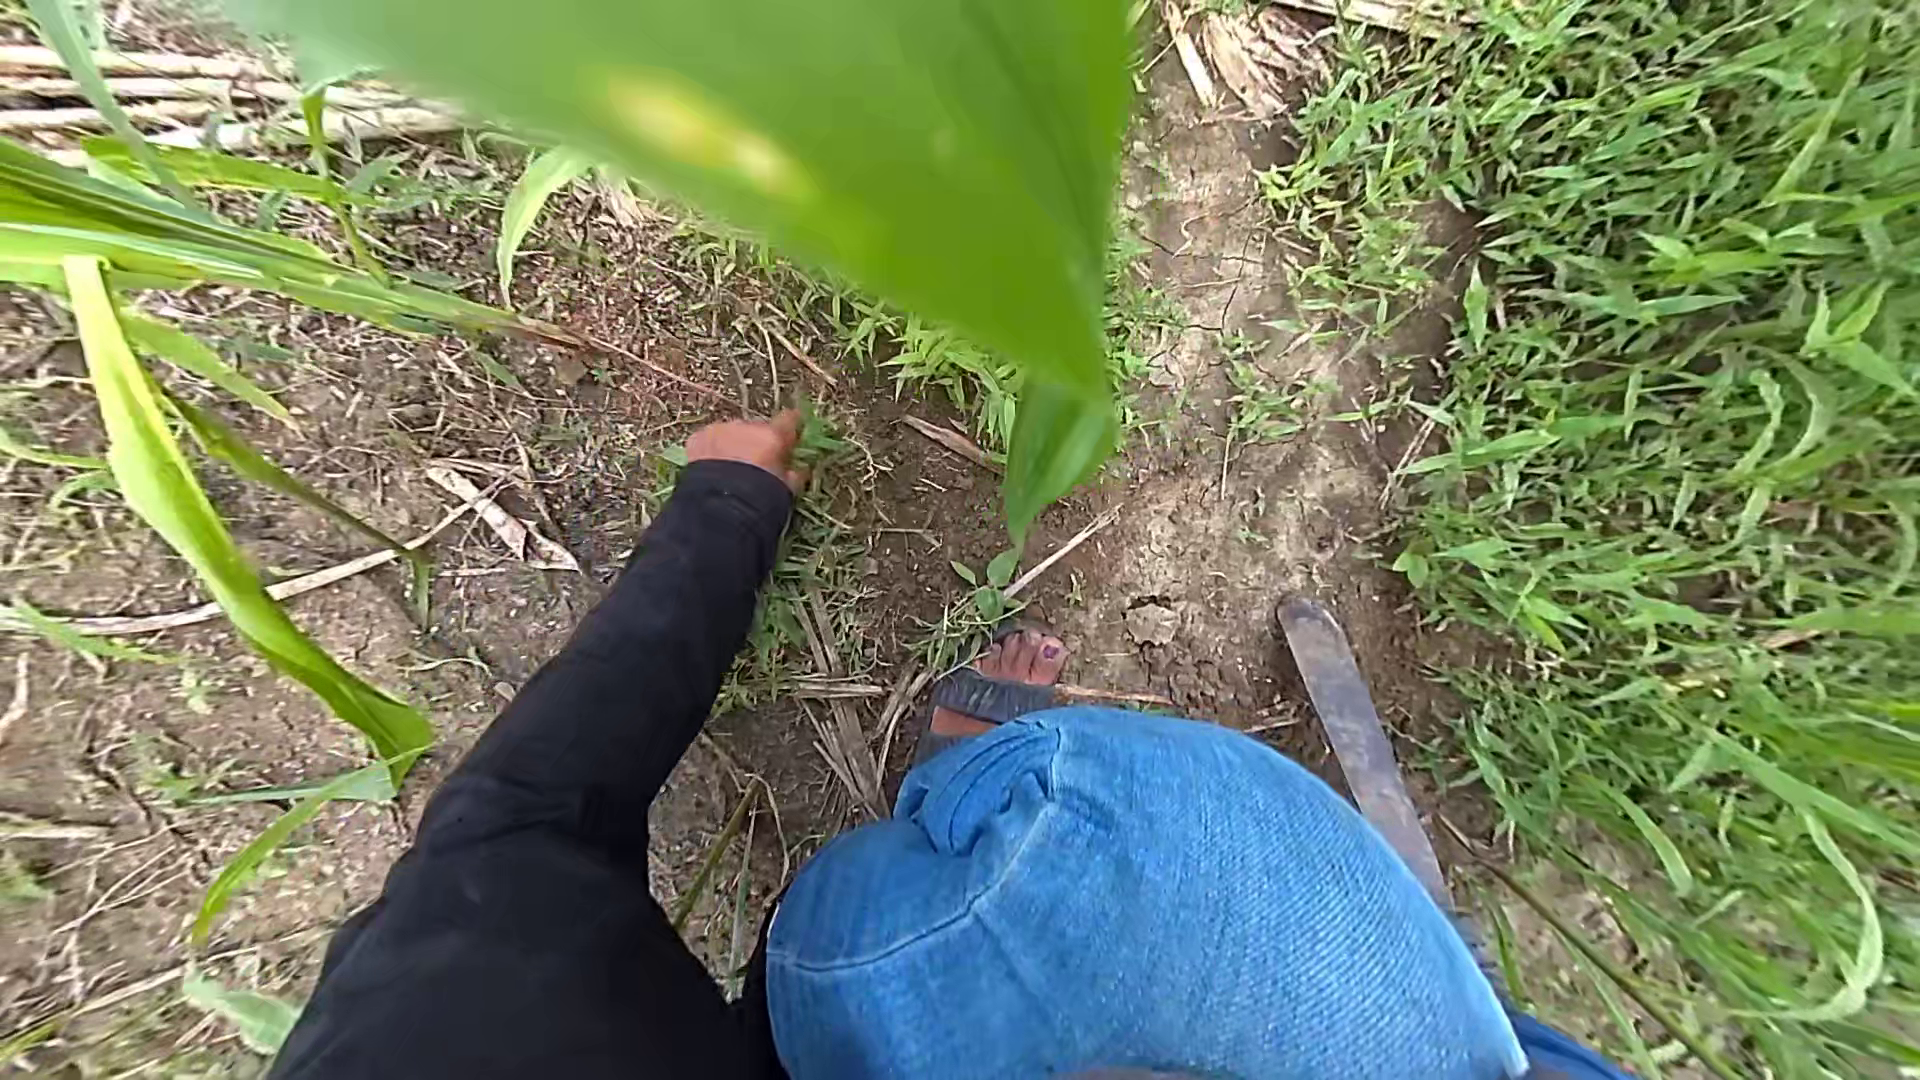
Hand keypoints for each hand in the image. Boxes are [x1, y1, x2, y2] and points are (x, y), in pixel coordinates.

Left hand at [686, 409, 806, 491]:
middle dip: (758, 442)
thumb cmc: (762, 500)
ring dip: (735, 446)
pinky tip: (713, 468)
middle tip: (758, 464)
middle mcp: (746, 427)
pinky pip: (710, 440)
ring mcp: (719, 430)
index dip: (791, 427)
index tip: (792, 435)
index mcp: (773, 436)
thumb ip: (794, 474)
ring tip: (732, 469)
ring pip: (732, 433)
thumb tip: (799, 469)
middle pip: (758, 429)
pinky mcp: (698, 439)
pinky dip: (713, 451)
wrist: (721, 510)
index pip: (789, 420)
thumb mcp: (787, 490)